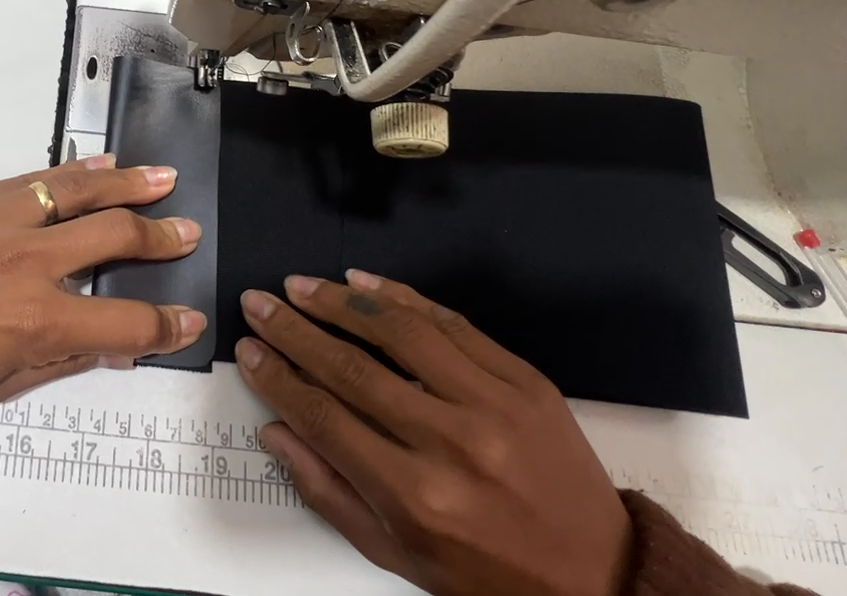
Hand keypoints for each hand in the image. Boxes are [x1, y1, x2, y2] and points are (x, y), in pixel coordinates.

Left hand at [0, 155, 205, 419]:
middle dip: (162, 239)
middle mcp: (31, 261)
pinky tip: (101, 165)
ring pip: (81, 191)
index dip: (166, 326)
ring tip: (164, 178)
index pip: (126, 323)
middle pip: (116, 237)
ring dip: (129, 183)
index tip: (189, 318)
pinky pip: (36, 178)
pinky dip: (74, 171)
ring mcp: (3, 220)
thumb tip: (113, 344)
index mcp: (37, 320)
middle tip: (189, 232)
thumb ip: (63, 358)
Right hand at [235, 273, 630, 595]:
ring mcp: (492, 403)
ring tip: (299, 284)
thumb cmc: (484, 573)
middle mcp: (449, 443)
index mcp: (414, 496)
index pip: (324, 418)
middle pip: (351, 368)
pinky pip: (450, 323)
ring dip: (340, 302)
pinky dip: (401, 295)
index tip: (247, 349)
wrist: (598, 578)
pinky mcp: (523, 379)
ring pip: (398, 332)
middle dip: (294, 330)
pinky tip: (363, 280)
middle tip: (257, 302)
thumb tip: (273, 429)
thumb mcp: (395, 556)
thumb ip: (326, 491)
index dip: (277, 379)